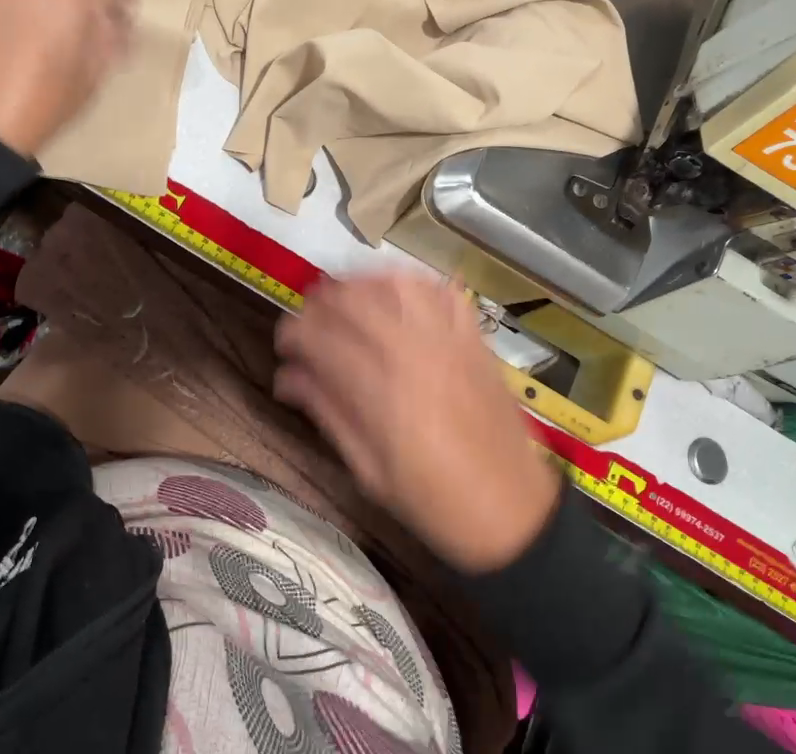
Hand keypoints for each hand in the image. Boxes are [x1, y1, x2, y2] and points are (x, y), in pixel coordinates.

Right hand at [274, 270, 561, 571]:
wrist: (512, 511)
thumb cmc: (432, 500)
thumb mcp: (367, 470)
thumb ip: (327, 413)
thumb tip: (287, 378)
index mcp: (378, 390)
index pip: (317, 337)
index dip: (291, 334)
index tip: (283, 346)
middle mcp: (410, 352)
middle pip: (351, 300)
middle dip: (318, 304)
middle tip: (308, 323)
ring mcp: (447, 340)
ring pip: (394, 284)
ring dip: (361, 285)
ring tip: (347, 301)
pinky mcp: (474, 340)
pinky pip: (441, 292)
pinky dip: (413, 284)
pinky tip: (396, 297)